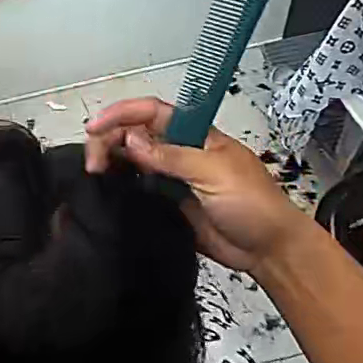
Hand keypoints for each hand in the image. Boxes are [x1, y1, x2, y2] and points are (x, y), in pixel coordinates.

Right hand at [85, 98, 315, 271]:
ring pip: (133, 160)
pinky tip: (108, 190)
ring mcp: (174, 178)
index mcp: (196, 134)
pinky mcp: (169, 203)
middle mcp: (181, 151)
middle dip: (110, 139)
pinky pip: (139, 188)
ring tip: (96, 174)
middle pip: (136, 134)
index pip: (152, 112)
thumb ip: (172, 155)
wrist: (268, 249)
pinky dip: (121, 186)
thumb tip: (132, 140)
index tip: (96, 126)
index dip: (122, 114)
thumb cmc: (255, 205)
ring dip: (111, 161)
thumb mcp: (215, 172)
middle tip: (93, 161)